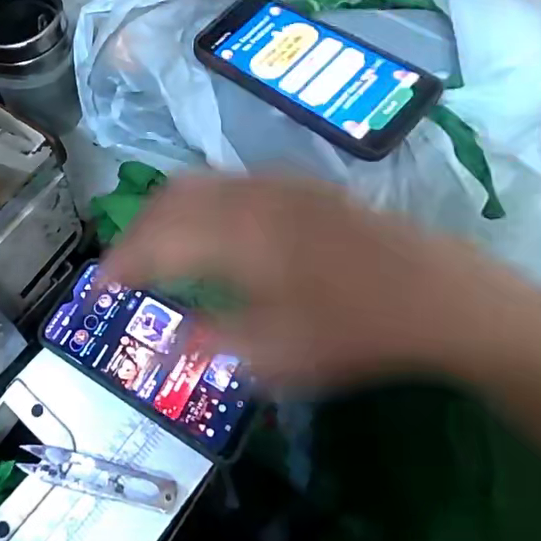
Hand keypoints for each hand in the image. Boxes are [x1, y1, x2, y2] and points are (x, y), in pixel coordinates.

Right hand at [103, 172, 540, 396]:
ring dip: (167, 216)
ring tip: (160, 254)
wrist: (441, 294)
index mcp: (232, 239)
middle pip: (166, 201)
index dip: (116, 267)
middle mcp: (245, 198)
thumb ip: (207, 342)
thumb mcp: (276, 356)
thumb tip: (163, 341)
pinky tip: (212, 237)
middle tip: (126, 273)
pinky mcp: (298, 186)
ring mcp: (274, 185)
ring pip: (197, 185)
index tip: (99, 293)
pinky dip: (200, 207)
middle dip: (135, 235)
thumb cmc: (355, 332)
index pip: (150, 242)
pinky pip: (228, 184)